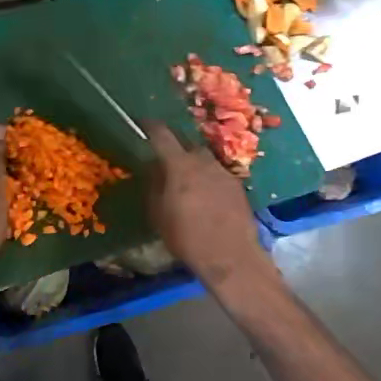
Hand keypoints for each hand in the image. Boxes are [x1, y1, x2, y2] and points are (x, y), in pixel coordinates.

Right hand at [145, 122, 274, 290]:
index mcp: (179, 165)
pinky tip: (204, 195)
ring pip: (203, 158)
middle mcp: (203, 161)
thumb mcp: (158, 214)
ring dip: (192, 163)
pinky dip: (207, 177)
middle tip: (164, 157)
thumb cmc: (187, 237)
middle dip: (174, 146)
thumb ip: (153, 185)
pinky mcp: (237, 185)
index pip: (162, 135)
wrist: (230, 256)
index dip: (150, 126)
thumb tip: (152, 168)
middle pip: (186, 144)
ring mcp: (223, 172)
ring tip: (186, 179)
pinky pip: (217, 173)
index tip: (143, 123)